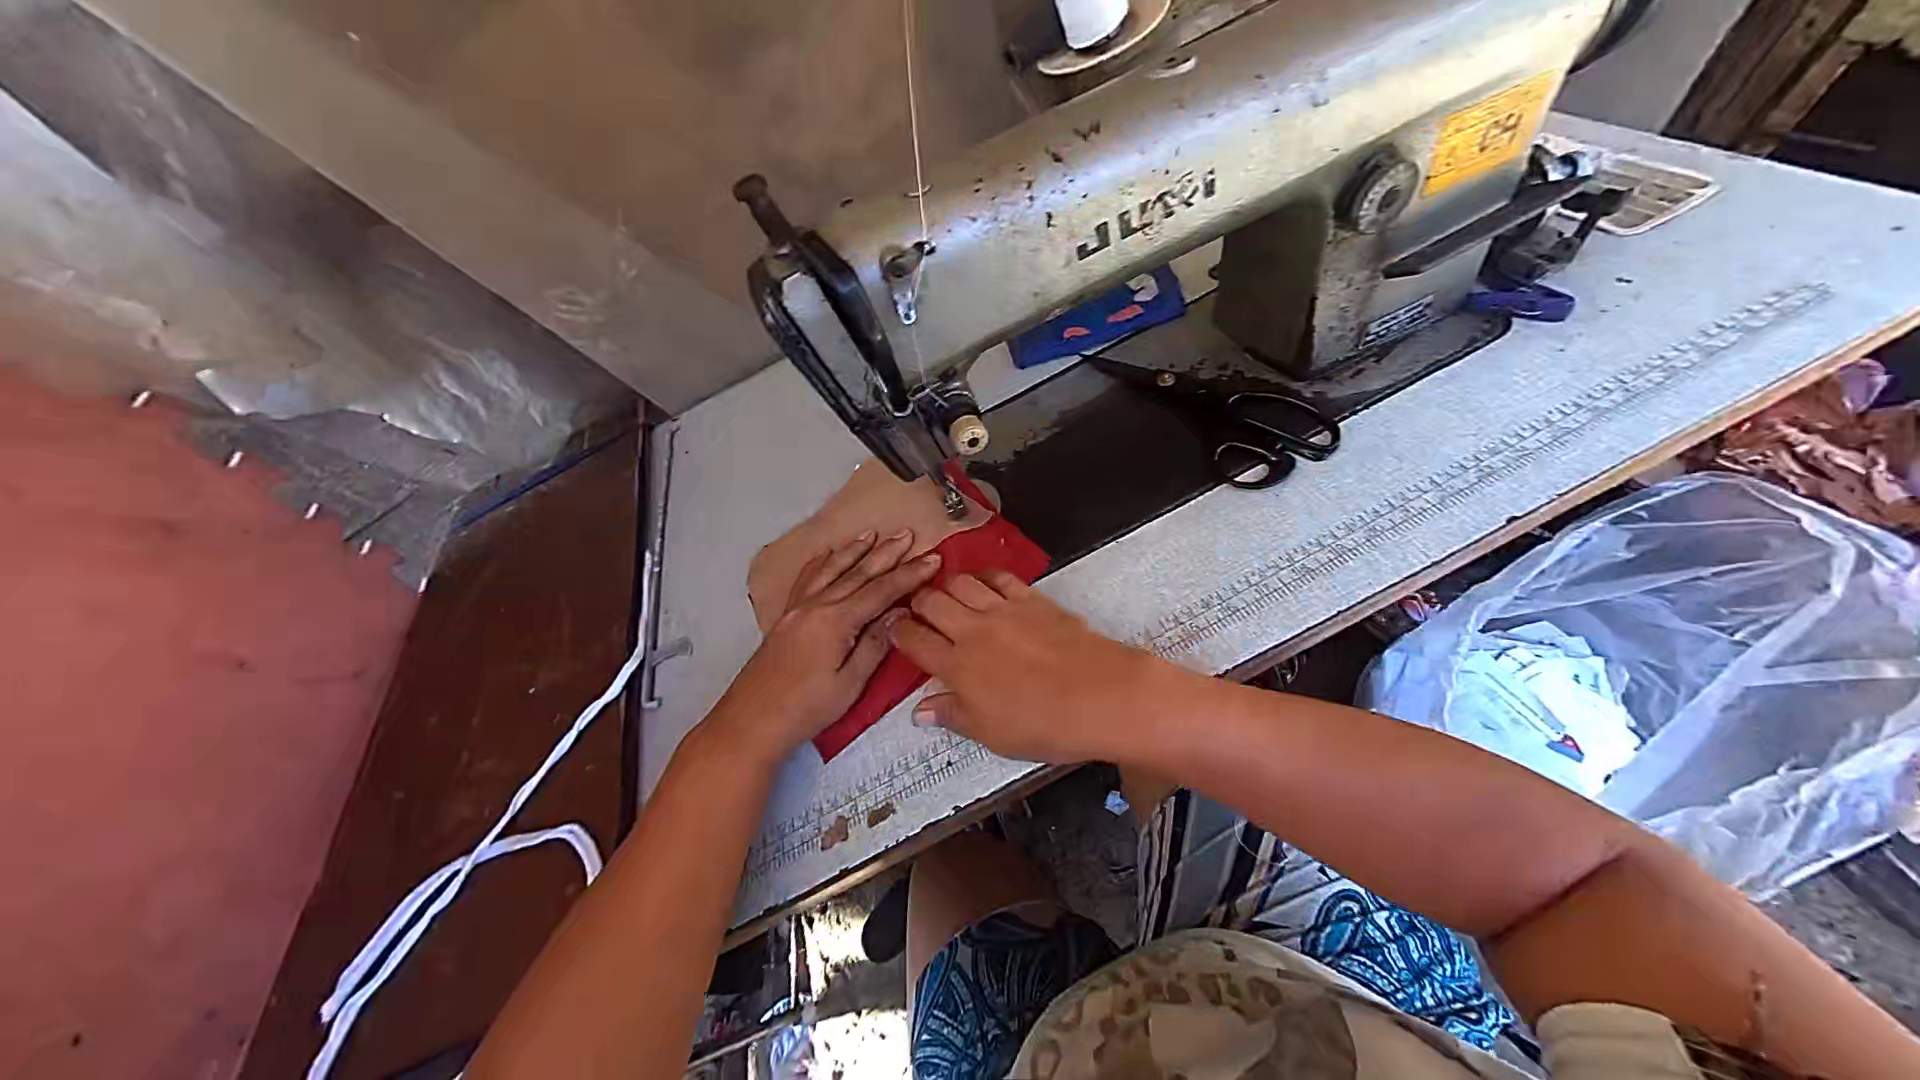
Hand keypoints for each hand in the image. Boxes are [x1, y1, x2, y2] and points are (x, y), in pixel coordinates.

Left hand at [706, 530, 940, 760]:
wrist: (751, 722)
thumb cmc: (805, 709)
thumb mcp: (849, 683)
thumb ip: (875, 644)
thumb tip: (898, 612)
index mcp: (835, 621)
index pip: (881, 591)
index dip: (909, 574)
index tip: (932, 559)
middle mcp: (815, 606)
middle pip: (857, 573)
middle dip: (886, 554)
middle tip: (907, 535)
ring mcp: (797, 609)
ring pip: (831, 571)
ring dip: (853, 551)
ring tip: (872, 535)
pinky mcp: (784, 617)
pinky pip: (806, 579)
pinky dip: (820, 563)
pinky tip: (827, 555)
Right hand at [889, 571, 1193, 764]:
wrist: (1102, 696)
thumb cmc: (1044, 724)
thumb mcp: (991, 734)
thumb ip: (953, 716)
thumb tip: (920, 711)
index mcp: (958, 667)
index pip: (914, 640)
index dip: (897, 631)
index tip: (892, 627)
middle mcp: (974, 631)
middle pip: (932, 602)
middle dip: (916, 600)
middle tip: (915, 606)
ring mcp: (1004, 610)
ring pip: (961, 583)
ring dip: (946, 583)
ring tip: (943, 590)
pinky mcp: (1033, 600)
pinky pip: (1000, 577)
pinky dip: (985, 576)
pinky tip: (983, 581)